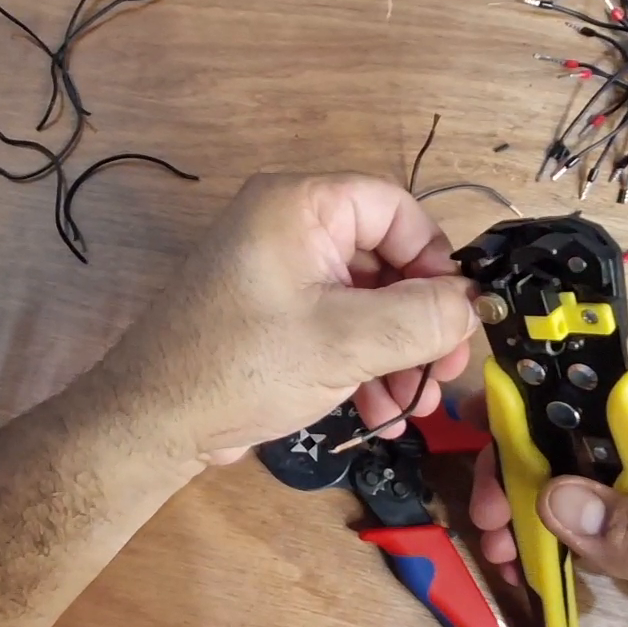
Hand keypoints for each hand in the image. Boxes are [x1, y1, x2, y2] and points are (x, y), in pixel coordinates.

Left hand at [98, 172, 476, 465]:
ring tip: (413, 406)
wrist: (154, 421)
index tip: (457, 315)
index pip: (395, 209)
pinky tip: (380, 413)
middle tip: (443, 373)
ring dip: (396, 354)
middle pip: (384, 261)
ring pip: (364, 301)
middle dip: (419, 323)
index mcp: (300, 205)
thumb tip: (473, 304)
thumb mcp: (344, 341)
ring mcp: (279, 274)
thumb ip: (423, 318)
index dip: (434, 259)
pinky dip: (362, 364)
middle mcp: (288, 228)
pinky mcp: (273, 316)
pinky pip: (335, 326)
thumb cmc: (241, 366)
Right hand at [468, 398, 627, 626]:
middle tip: (487, 521)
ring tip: (502, 554)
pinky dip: (552, 541)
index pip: (612, 409)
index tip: (494, 455)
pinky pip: (589, 525)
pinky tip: (529, 566)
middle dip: (525, 476)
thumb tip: (554, 494)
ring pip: (577, 486)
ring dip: (530, 513)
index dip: (547, 421)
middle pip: (582, 446)